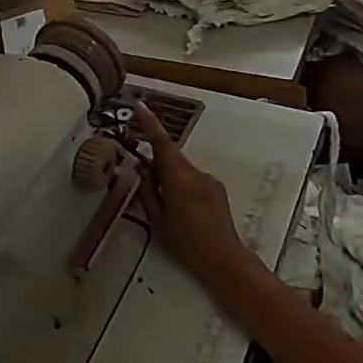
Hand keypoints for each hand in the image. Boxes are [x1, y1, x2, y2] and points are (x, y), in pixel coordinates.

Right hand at [128, 105, 253, 283]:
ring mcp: (209, 179)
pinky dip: (183, 187)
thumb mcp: (157, 218)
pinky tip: (183, 211)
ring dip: (170, 179)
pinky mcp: (217, 189)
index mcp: (177, 178)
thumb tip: (142, 170)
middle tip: (143, 178)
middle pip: (171, 157)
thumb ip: (147, 191)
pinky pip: (194, 180)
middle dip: (157, 162)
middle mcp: (195, 172)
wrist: (222, 256)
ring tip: (166, 207)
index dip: (150, 124)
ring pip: (182, 170)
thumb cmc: (185, 241)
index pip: (161, 143)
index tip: (140, 106)